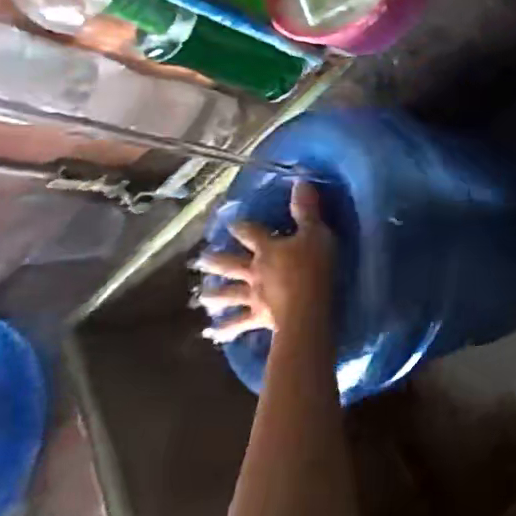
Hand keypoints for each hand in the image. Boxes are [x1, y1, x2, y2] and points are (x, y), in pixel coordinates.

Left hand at [195, 181, 335, 342]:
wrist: (305, 309)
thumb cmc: (313, 268)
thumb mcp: (316, 234)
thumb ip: (307, 210)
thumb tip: (300, 180)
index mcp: (267, 248)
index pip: (249, 232)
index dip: (240, 226)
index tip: (230, 223)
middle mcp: (254, 270)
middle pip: (230, 263)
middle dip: (215, 260)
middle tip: (199, 260)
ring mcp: (253, 295)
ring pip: (229, 293)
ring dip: (214, 295)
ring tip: (201, 296)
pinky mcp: (257, 318)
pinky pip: (238, 324)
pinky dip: (225, 330)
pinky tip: (212, 334)